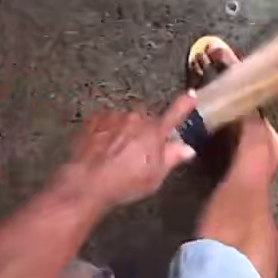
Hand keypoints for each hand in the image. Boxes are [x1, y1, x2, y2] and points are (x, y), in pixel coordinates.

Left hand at [49, 94, 197, 210]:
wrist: (87, 182)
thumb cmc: (124, 182)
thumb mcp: (155, 177)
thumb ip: (172, 158)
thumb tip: (186, 149)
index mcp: (155, 132)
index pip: (175, 114)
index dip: (185, 104)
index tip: (190, 95)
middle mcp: (137, 119)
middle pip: (146, 121)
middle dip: (144, 133)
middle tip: (137, 154)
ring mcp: (116, 117)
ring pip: (125, 121)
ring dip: (124, 132)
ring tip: (115, 156)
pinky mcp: (96, 119)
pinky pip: (107, 122)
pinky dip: (107, 132)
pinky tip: (102, 150)